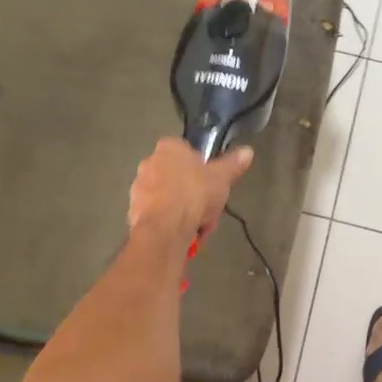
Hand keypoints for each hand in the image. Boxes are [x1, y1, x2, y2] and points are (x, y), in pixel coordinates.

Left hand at [126, 139, 254, 241]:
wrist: (165, 227)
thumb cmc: (194, 194)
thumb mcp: (222, 178)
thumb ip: (233, 164)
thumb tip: (248, 151)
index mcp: (168, 147)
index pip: (186, 151)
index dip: (200, 168)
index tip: (210, 184)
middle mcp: (148, 162)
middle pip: (176, 176)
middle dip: (191, 193)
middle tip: (207, 208)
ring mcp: (138, 187)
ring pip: (167, 197)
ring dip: (181, 210)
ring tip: (197, 226)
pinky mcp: (133, 211)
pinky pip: (158, 214)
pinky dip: (169, 223)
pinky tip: (183, 234)